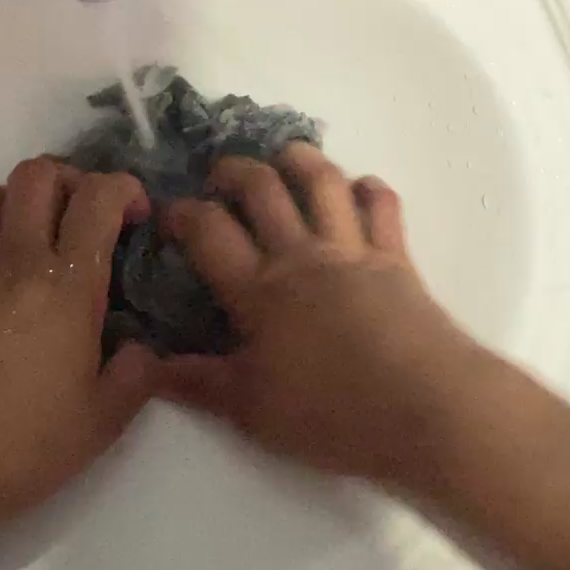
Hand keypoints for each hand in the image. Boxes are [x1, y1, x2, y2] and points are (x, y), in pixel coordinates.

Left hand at [0, 158, 159, 532]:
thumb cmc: (11, 448)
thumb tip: (142, 350)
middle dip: (68, 179)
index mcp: (66, 283)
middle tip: (81, 218)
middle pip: (36, 174)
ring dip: (9, 203)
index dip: (123, 188)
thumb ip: (135, 378)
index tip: (134, 217)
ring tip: (24, 240)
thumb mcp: (99, 424)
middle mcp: (12, 261)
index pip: (98, 197)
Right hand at [159, 143, 488, 483]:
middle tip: (220, 173)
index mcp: (260, 290)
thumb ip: (197, 382)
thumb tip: (146, 364)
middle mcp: (302, 255)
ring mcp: (352, 250)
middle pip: (263, 190)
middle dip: (235, 170)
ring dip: (300, 159)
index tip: (170, 211)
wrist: (422, 407)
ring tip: (284, 156)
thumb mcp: (250, 409)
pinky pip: (382, 206)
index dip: (183, 213)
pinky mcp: (395, 256)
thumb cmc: (331, 413)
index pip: (210, 232)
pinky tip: (359, 188)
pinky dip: (369, 189)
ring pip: (323, 182)